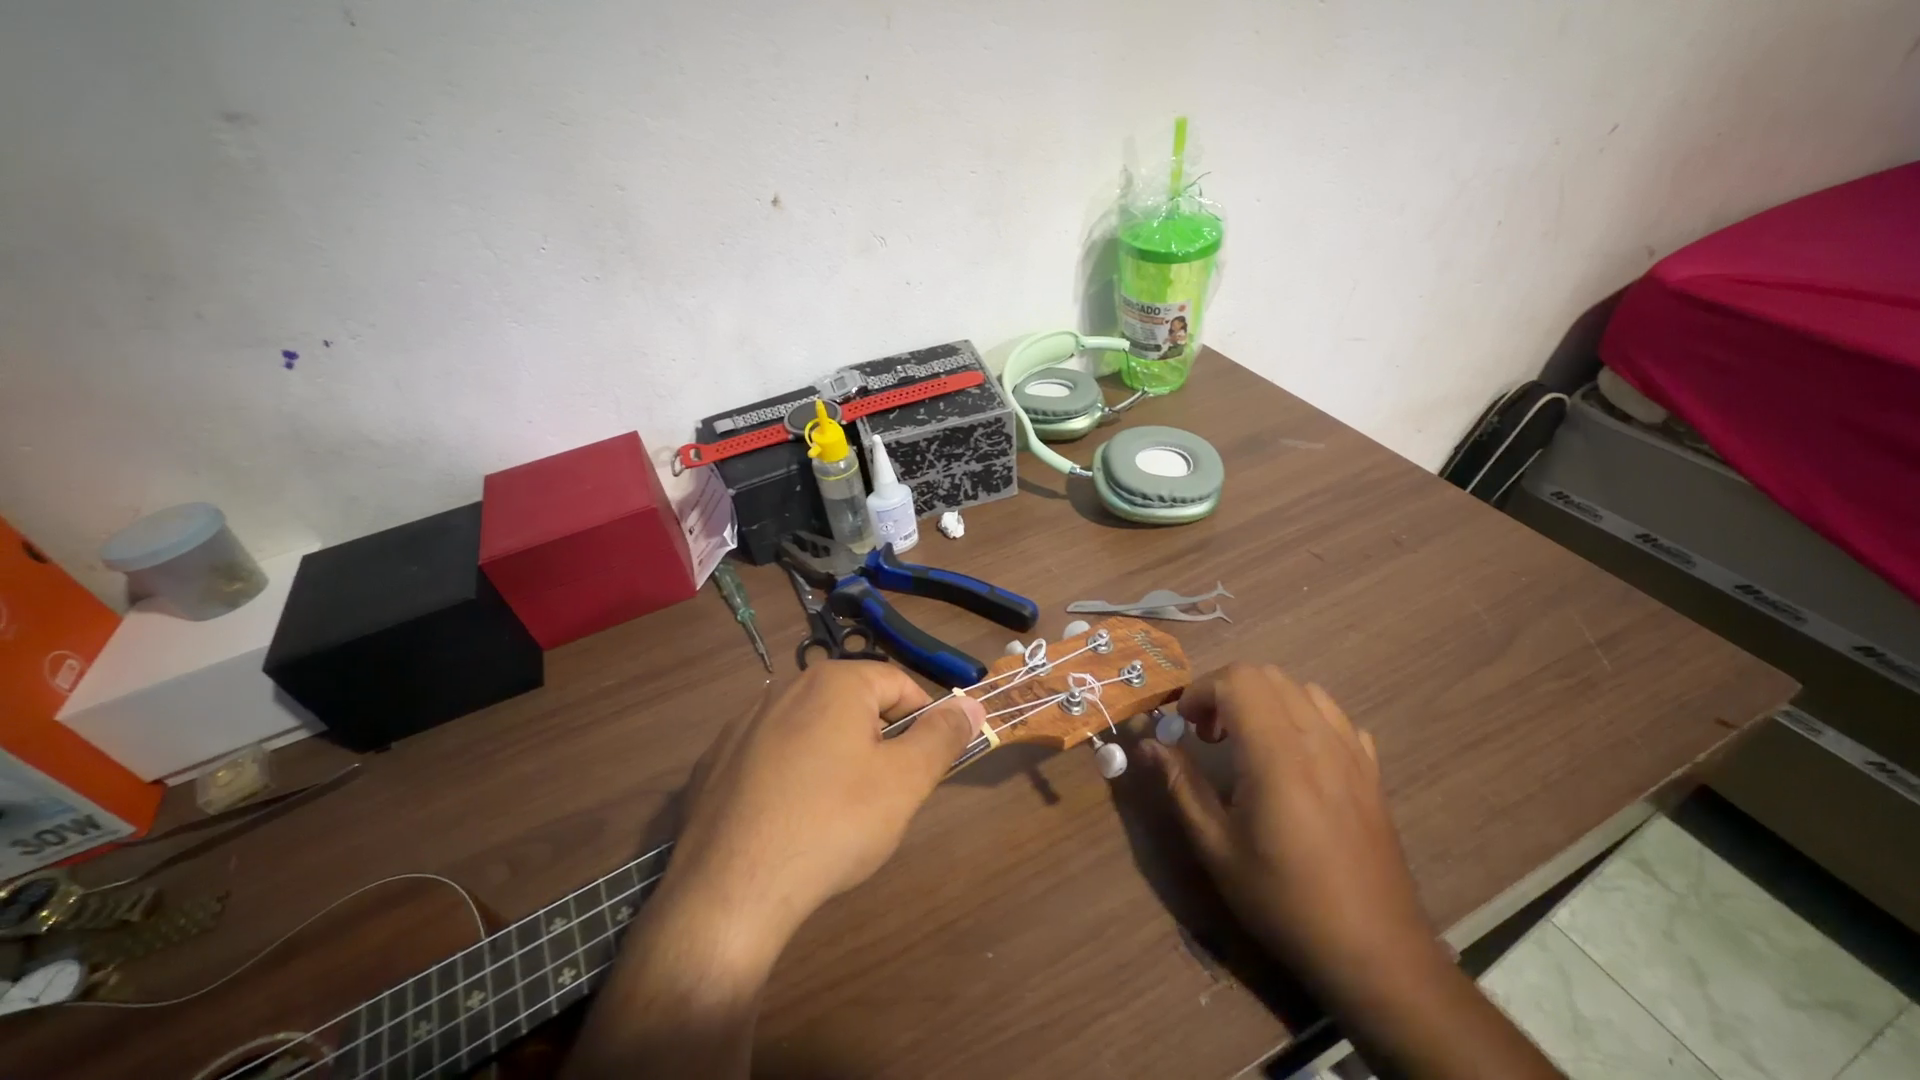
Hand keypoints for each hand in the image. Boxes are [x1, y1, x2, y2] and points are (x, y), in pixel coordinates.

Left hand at [655, 661, 986, 976]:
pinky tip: (788, 823)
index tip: (923, 771)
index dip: (923, 724)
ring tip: (834, 817)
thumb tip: (971, 704)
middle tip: (882, 799)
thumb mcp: (905, 782)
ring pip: (811, 733)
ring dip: (834, 762)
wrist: (731, 889)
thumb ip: (942, 736)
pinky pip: (770, 760)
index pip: (900, 684)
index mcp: (833, 682)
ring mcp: (741, 726)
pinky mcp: (714, 764)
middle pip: (853, 707)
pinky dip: (789, 781)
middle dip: (877, 745)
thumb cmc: (833, 825)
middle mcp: (783, 689)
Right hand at [1140, 663, 1439, 990]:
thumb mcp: (1216, 847)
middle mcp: (1318, 739)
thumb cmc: (1282, 899)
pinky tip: (1294, 761)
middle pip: (1268, 676)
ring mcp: (1352, 753)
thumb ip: (1182, 785)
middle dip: (1228, 691)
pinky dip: (1304, 719)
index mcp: (1276, 754)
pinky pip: (1336, 719)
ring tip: (1248, 745)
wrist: (1371, 946)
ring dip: (1266, 701)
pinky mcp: (1371, 772)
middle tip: (1208, 738)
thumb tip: (1149, 744)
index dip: (1201, 691)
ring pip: (1304, 690)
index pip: (1237, 680)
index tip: (1184, 728)